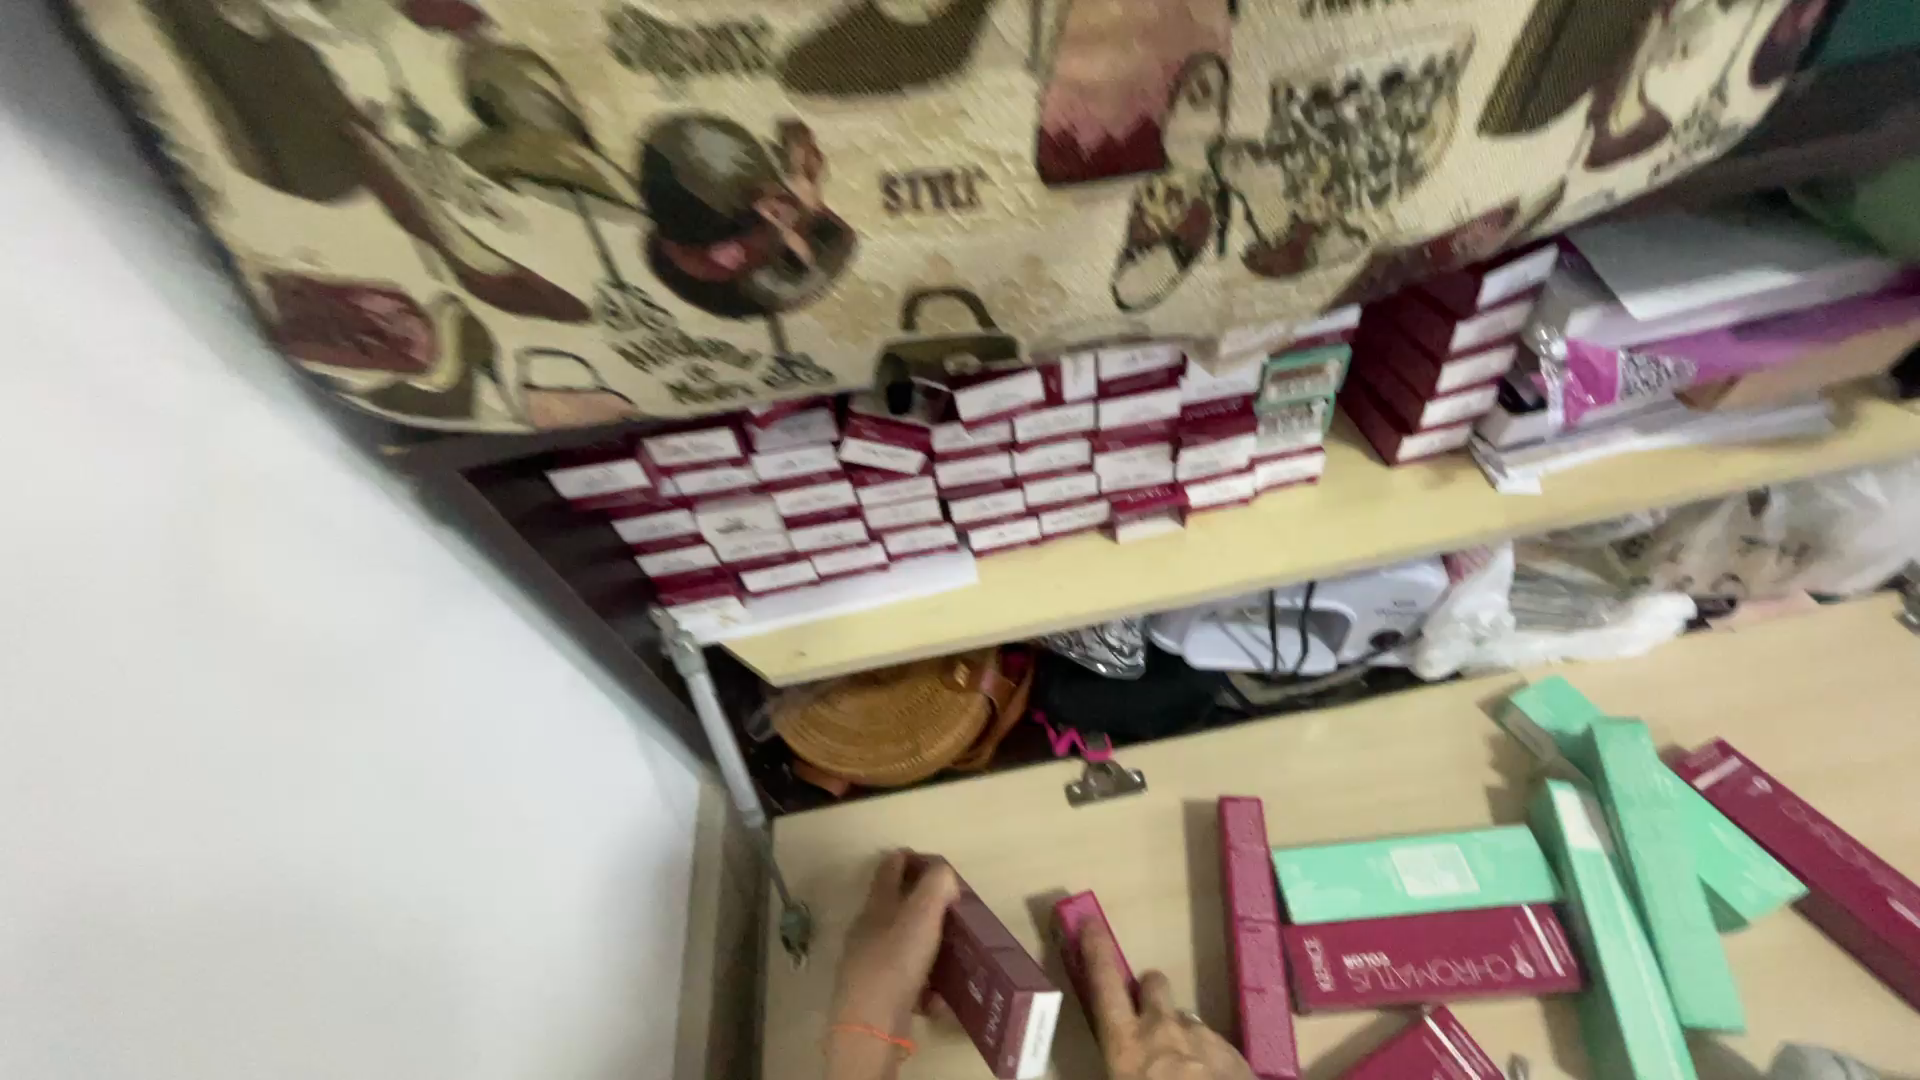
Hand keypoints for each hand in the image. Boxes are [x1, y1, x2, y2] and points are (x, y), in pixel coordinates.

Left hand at [832, 850, 960, 1035]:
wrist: (870, 1026)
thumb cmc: (896, 960)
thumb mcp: (922, 913)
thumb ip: (937, 884)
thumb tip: (946, 874)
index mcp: (878, 902)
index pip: (892, 865)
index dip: (914, 858)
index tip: (937, 865)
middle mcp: (869, 928)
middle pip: (898, 906)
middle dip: (927, 907)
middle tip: (954, 914)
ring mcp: (869, 962)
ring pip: (904, 947)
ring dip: (929, 950)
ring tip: (953, 960)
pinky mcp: (877, 994)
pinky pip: (907, 983)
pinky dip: (925, 988)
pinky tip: (938, 1000)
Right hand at [1081, 924, 1256, 1079]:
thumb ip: (1117, 1071)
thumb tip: (1119, 1067)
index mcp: (1126, 1044)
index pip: (1104, 982)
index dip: (1095, 949)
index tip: (1090, 921)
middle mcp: (1163, 1030)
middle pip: (1153, 984)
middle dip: (1149, 991)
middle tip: (1147, 1017)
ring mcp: (1204, 1040)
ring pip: (1188, 1021)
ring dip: (1182, 1037)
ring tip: (1186, 1075)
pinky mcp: (1238, 1058)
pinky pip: (1218, 1050)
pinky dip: (1212, 1064)